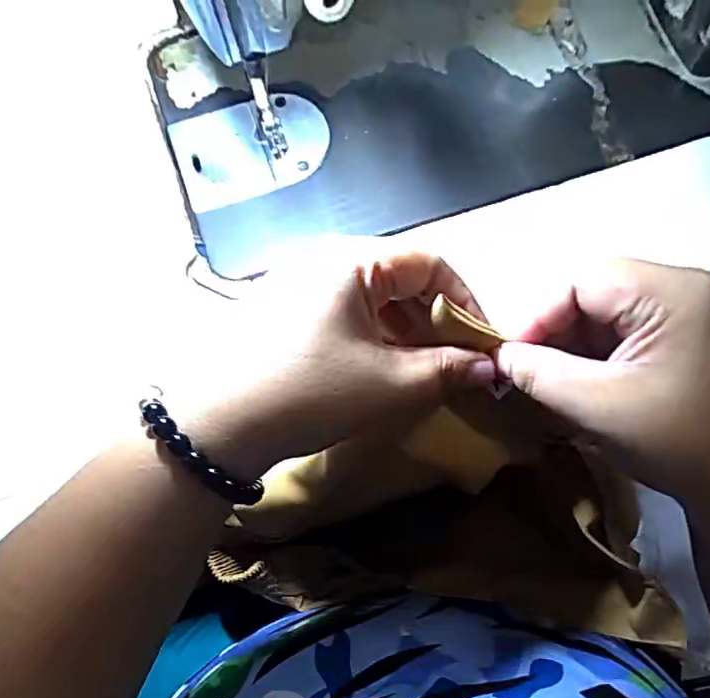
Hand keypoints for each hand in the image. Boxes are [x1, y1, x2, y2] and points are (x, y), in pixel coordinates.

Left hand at [165, 247, 492, 479]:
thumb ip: (447, 371)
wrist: (218, 424)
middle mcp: (326, 261)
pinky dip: (376, 340)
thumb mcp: (389, 385)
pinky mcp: (286, 313)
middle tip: (456, 364)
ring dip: (408, 334)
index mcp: (353, 262)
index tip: (483, 344)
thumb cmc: (310, 393)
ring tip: (422, 374)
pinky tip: (382, 373)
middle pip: (402, 279)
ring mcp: (301, 285)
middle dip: (438, 322)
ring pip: (375, 300)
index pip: (431, 263)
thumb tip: (490, 367)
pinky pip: (347, 316)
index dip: (467, 302)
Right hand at [492, 259, 709, 503]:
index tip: (508, 357)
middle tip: (523, 373)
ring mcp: (693, 315)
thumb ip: (542, 375)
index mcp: (675, 292)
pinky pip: (630, 336)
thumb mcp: (599, 407)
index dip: (538, 315)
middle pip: (598, 294)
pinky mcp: (690, 341)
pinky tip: (578, 387)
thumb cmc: (677, 444)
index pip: (584, 280)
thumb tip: (500, 356)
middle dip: (555, 333)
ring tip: (546, 384)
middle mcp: (688, 290)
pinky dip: (599, 360)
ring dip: (574, 349)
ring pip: (611, 317)